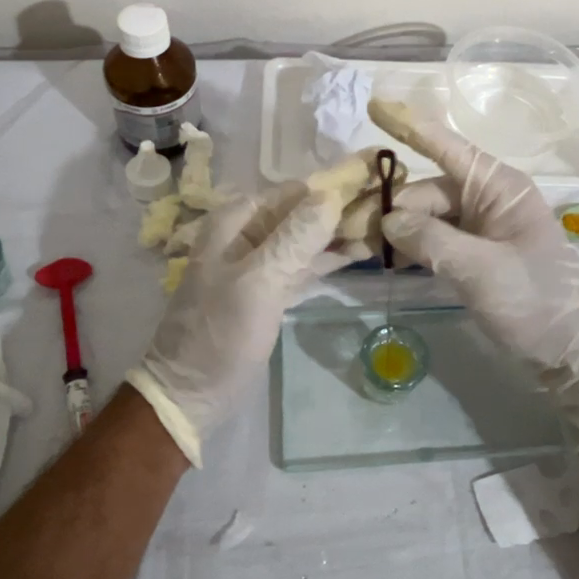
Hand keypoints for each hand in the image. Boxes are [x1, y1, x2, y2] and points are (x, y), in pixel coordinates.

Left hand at [126, 172, 360, 466]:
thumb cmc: (219, 334)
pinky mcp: (272, 289)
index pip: (296, 190)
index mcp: (237, 220)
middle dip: (342, 208)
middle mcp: (248, 232)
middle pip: (304, 211)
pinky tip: (360, 253)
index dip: (335, 186)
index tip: (377, 184)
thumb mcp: (258, 281)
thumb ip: (295, 238)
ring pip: (308, 237)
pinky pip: (305, 264)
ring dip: (340, 234)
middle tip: (389, 208)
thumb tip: (332, 195)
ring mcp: (261, 263)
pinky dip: (329, 259)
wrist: (190, 394)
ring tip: (384, 227)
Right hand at [365, 101, 578, 451]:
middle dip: (390, 204)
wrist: (571, 353)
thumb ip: (430, 241)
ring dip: (395, 229)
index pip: (447, 146)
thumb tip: (388, 221)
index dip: (409, 126)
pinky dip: (410, 248)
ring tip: (354, 245)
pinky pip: (435, 240)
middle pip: (427, 190)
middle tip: (346, 227)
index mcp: (499, 187)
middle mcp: (488, 199)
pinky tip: (382, 259)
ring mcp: (482, 228)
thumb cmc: (534, 301)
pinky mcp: (476, 255)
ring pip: (427, 217)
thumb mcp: (480, 270)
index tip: (374, 105)